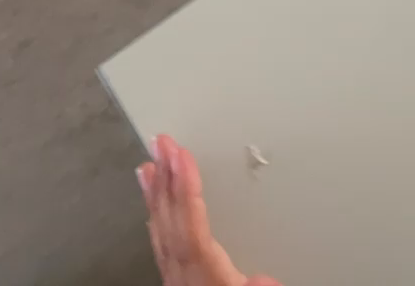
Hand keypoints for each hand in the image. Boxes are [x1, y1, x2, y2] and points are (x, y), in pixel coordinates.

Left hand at [139, 135, 280, 285]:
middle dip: (166, 179)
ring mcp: (178, 278)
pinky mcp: (178, 279)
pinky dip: (157, 217)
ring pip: (162, 232)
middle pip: (171, 224)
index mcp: (206, 276)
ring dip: (156, 194)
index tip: (182, 154)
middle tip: (160, 142)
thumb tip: (266, 274)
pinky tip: (154, 204)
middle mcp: (185, 276)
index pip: (191, 229)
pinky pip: (162, 243)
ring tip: (148, 163)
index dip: (186, 189)